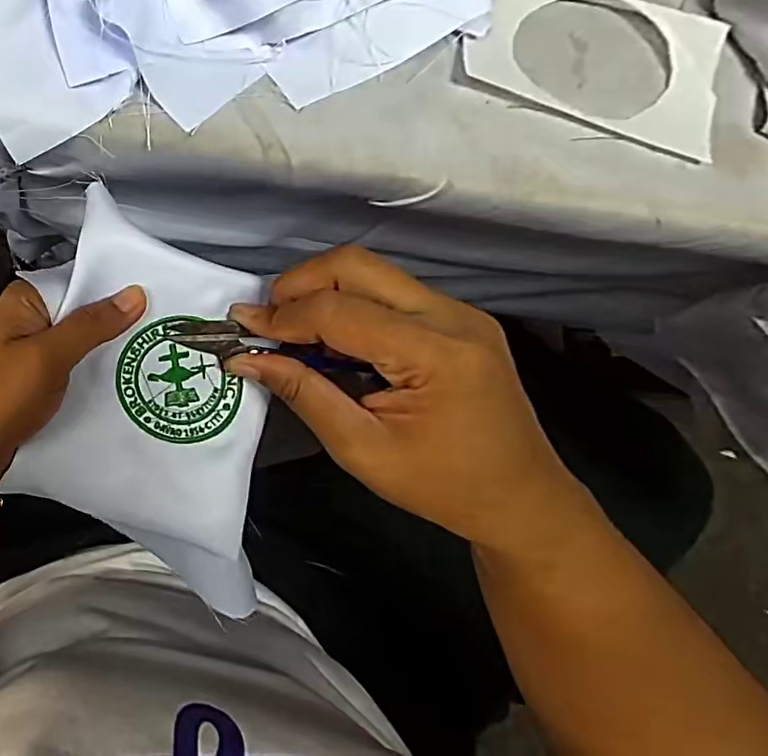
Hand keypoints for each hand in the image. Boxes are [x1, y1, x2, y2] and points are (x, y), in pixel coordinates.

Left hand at [0, 280, 145, 525]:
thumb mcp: (48, 357)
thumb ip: (90, 325)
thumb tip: (135, 293)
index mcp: (22, 301)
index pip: (76, 279)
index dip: (115, 286)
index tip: (161, 292)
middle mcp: (27, 321)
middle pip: (82, 312)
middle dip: (119, 321)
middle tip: (171, 328)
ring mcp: (32, 354)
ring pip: (82, 344)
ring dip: (112, 352)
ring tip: (163, 354)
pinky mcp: (39, 385)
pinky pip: (76, 371)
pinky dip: (98, 376)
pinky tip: (133, 383)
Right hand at [223, 246, 598, 556]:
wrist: (524, 502)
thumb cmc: (443, 485)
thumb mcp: (361, 448)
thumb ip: (301, 392)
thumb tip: (244, 357)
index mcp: (436, 355)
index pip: (338, 311)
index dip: (282, 317)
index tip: (243, 331)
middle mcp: (451, 318)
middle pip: (353, 265)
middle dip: (297, 285)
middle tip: (268, 322)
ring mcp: (457, 312)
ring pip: (367, 269)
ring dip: (318, 289)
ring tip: (292, 329)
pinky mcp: (453, 316)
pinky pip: (383, 287)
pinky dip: (343, 300)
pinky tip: (329, 337)